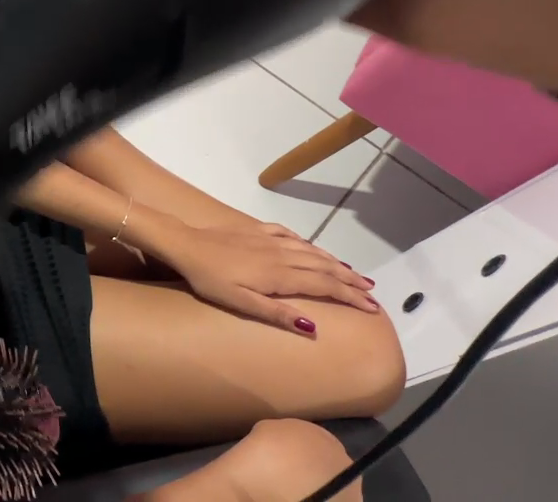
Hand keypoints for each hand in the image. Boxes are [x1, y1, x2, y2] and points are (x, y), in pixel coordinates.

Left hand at [148, 219, 378, 333]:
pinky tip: (308, 244)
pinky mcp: (252, 229)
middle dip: (349, 279)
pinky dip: (304, 241)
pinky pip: (286, 233)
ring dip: (332, 260)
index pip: (324, 285)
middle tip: (372, 291)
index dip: (350, 296)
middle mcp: (279, 255)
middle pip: (322, 266)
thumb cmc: (209, 279)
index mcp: (279, 275)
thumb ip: (276, 314)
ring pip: (308, 249)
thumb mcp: (240, 303)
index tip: (373, 308)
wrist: (184, 244)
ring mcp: (266, 239)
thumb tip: (314, 329)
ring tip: (351, 271)